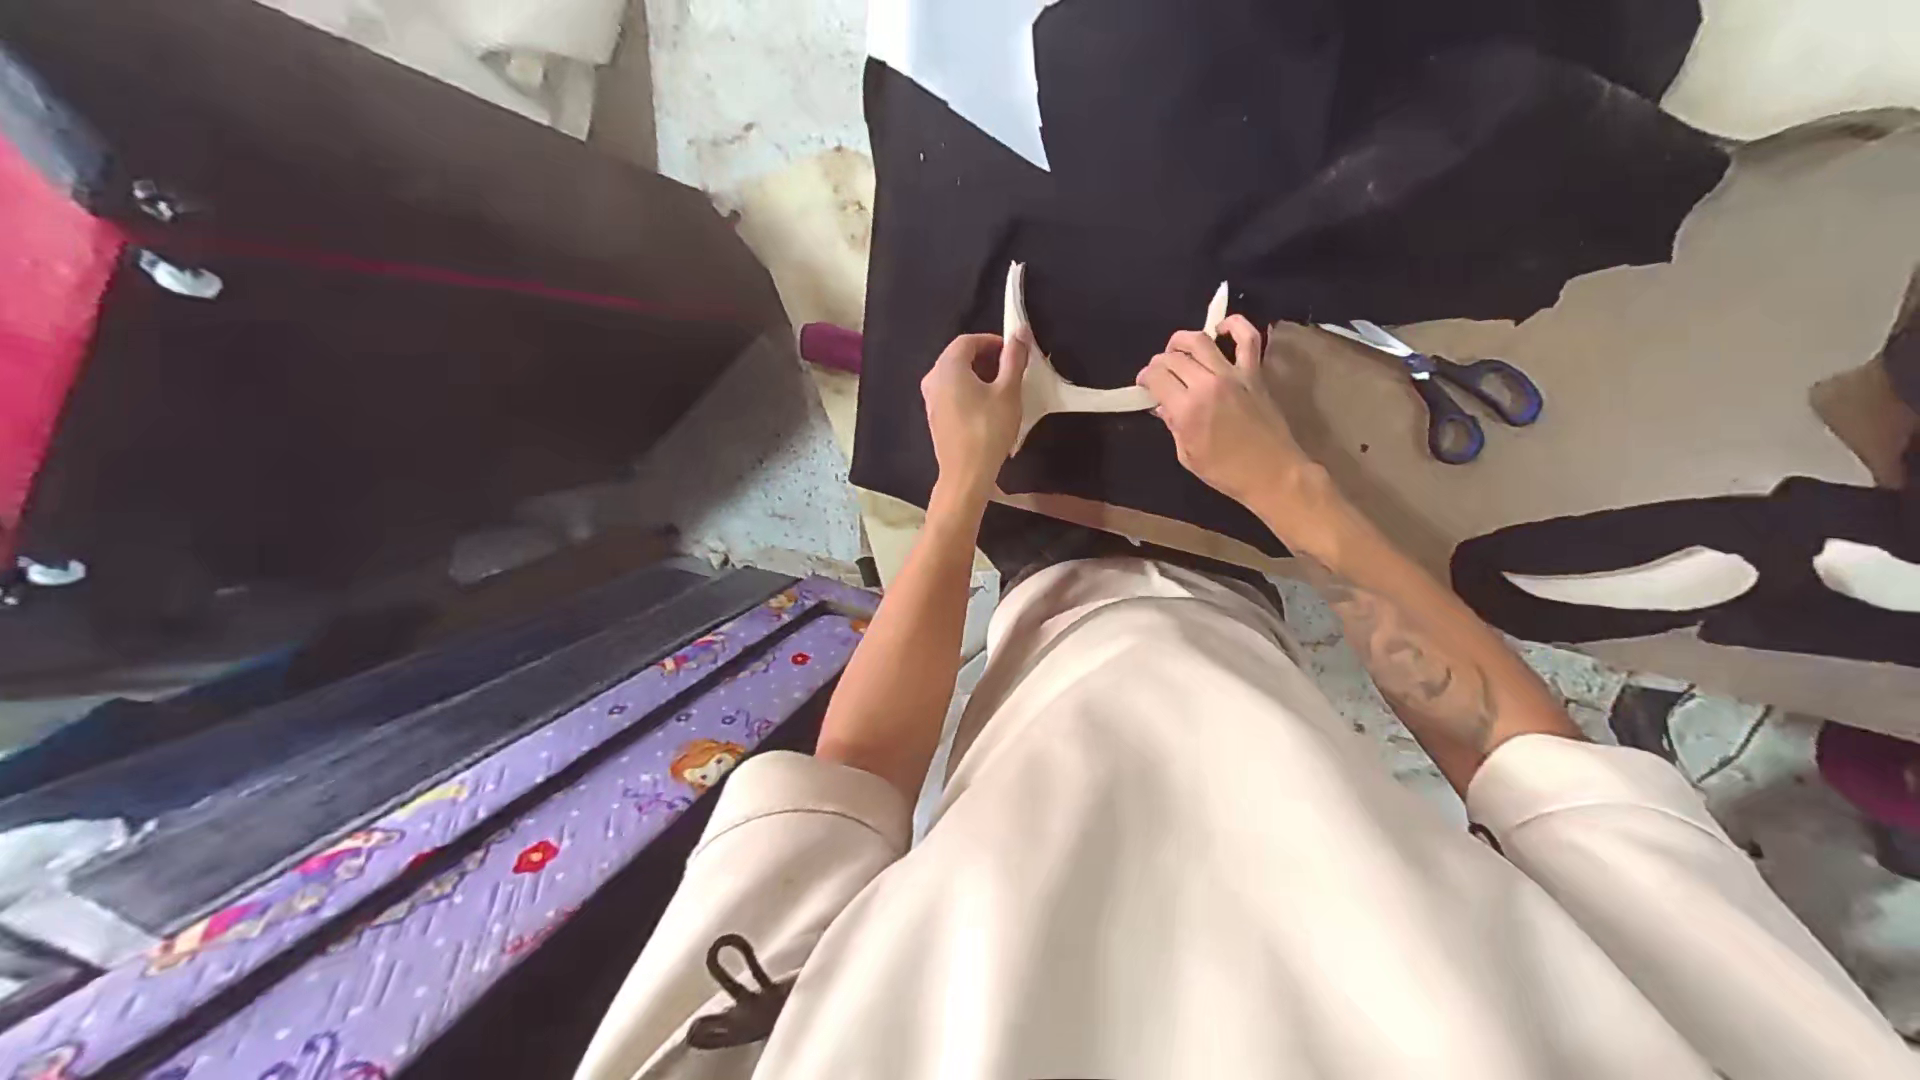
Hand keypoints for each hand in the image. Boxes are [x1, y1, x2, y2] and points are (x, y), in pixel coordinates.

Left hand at [921, 330, 1029, 502]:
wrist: (966, 474)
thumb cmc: (988, 429)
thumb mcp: (1008, 391)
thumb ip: (1014, 358)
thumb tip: (1020, 332)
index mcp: (948, 366)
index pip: (968, 340)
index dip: (992, 341)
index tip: (1013, 353)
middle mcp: (933, 378)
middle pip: (959, 356)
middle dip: (986, 358)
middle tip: (1010, 370)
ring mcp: (930, 399)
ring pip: (955, 375)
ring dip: (978, 375)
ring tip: (1002, 389)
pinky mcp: (934, 417)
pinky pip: (951, 392)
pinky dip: (968, 391)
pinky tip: (986, 408)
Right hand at [1136, 315, 1312, 505]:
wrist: (1272, 473)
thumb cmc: (1225, 472)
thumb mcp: (1186, 454)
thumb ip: (1173, 424)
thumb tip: (1164, 406)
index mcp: (1187, 409)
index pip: (1156, 377)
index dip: (1145, 377)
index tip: (1144, 385)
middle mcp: (1207, 384)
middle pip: (1173, 358)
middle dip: (1158, 362)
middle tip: (1158, 373)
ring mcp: (1233, 375)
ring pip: (1201, 340)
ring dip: (1182, 340)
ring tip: (1177, 349)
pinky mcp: (1254, 373)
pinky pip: (1247, 338)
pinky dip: (1234, 326)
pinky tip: (1221, 328)